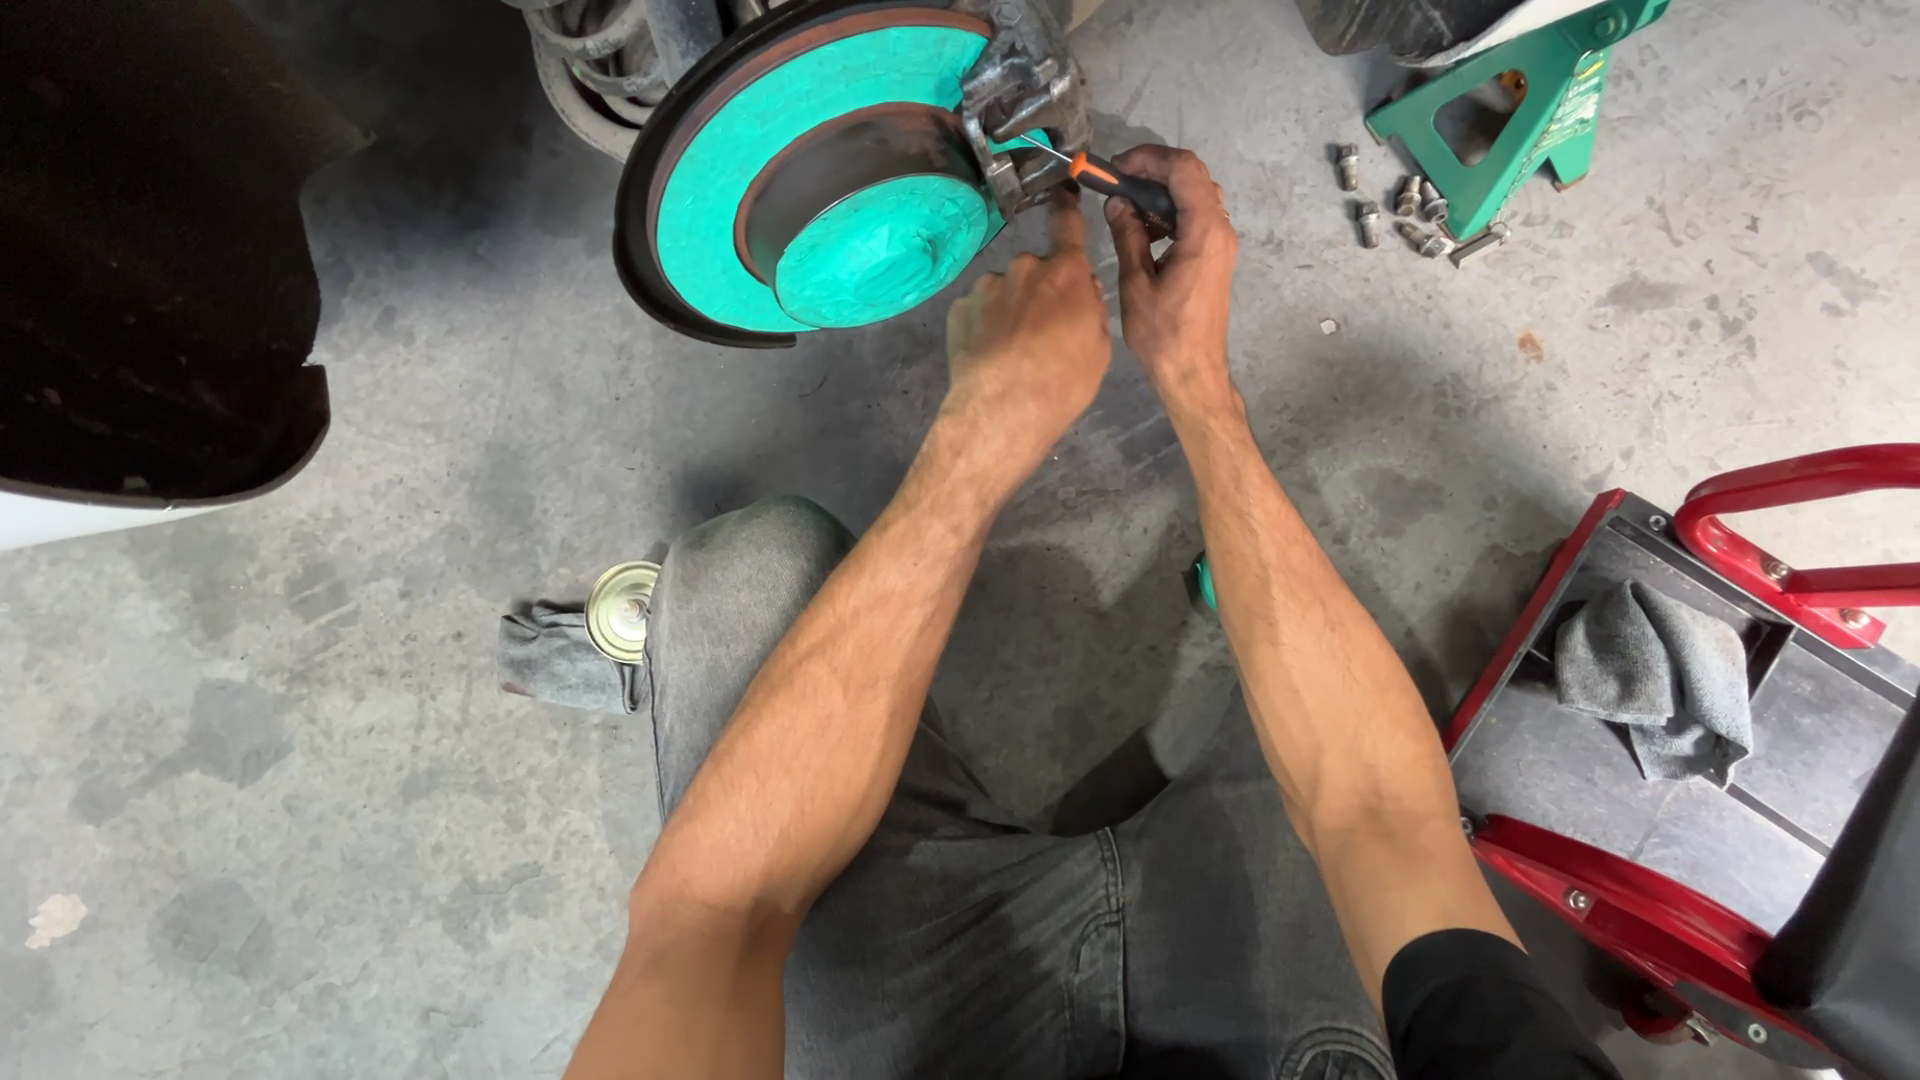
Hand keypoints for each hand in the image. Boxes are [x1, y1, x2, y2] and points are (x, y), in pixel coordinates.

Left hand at [943, 189, 1111, 463]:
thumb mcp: (1098, 348)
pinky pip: (978, 313)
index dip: (1066, 205)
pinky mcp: (959, 311)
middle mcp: (1023, 268)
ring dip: (1008, 313)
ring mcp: (986, 288)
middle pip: (1035, 272)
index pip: (1067, 225)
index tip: (1064, 187)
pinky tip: (988, 359)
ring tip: (1011, 355)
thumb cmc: (1063, 381)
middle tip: (1041, 335)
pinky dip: (984, 329)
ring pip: (1003, 294)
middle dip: (1038, 293)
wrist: (1003, 409)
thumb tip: (1082, 292)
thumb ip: (1091, 311)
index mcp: (1065, 272)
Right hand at [1103, 146, 1238, 409]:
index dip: (1149, 159)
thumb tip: (1118, 204)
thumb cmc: (1163, 334)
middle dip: (1154, 171)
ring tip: (1125, 206)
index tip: (1117, 167)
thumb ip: (1128, 237)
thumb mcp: (1136, 284)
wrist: (1193, 371)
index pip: (1183, 170)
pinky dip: (1170, 213)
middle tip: (1117, 183)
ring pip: (1195, 196)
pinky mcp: (1215, 257)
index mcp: (1204, 232)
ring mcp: (1221, 243)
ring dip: (1161, 192)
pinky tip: (1143, 230)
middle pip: (1192, 177)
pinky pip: (1196, 218)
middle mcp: (1220, 230)